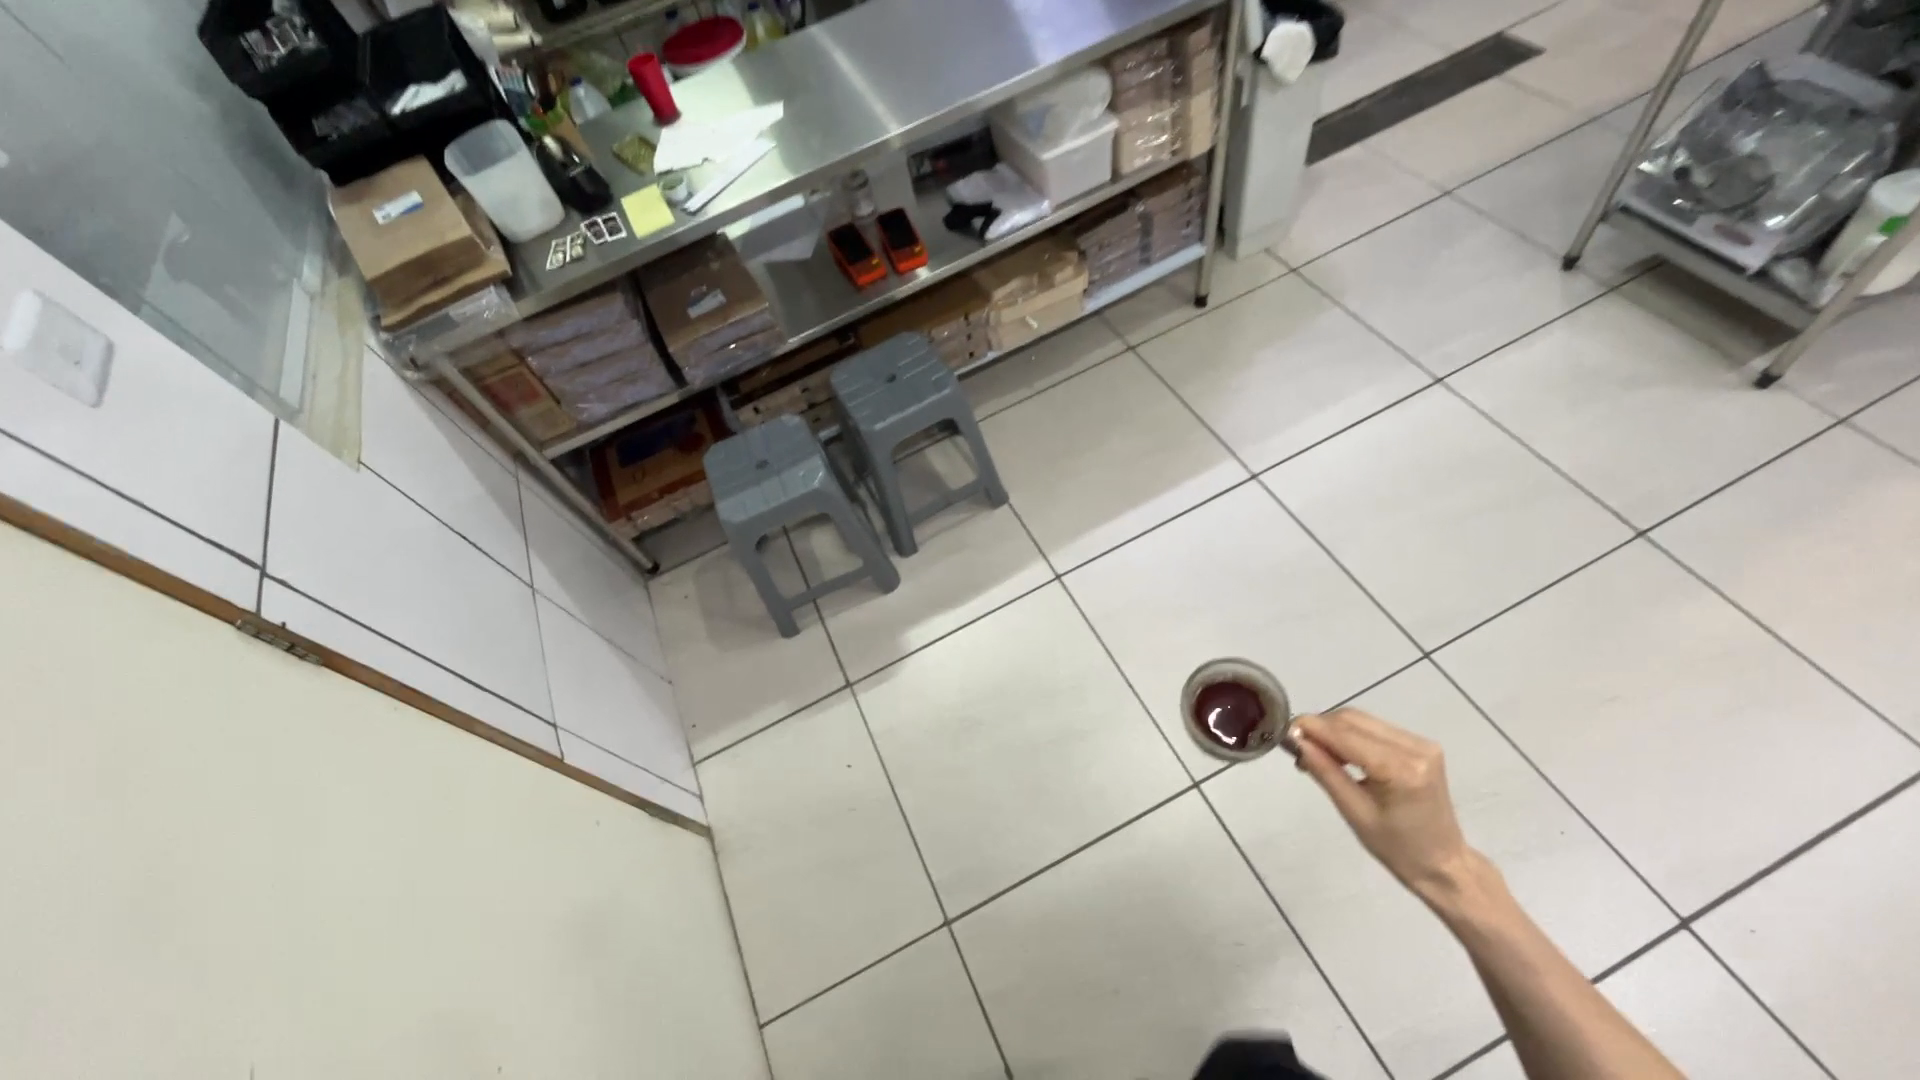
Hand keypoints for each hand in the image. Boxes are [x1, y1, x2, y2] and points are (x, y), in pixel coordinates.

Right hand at [1291, 708, 1482, 907]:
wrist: (1442, 862)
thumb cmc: (1396, 847)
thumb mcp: (1354, 812)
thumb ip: (1325, 772)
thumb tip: (1296, 741)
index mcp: (1401, 770)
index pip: (1346, 735)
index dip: (1311, 728)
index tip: (1283, 732)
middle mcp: (1416, 748)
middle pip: (1353, 720)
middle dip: (1320, 727)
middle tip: (1297, 749)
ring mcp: (1422, 743)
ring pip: (1362, 720)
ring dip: (1333, 730)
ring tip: (1316, 753)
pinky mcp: (1421, 744)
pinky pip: (1375, 729)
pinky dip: (1351, 735)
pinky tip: (1340, 754)